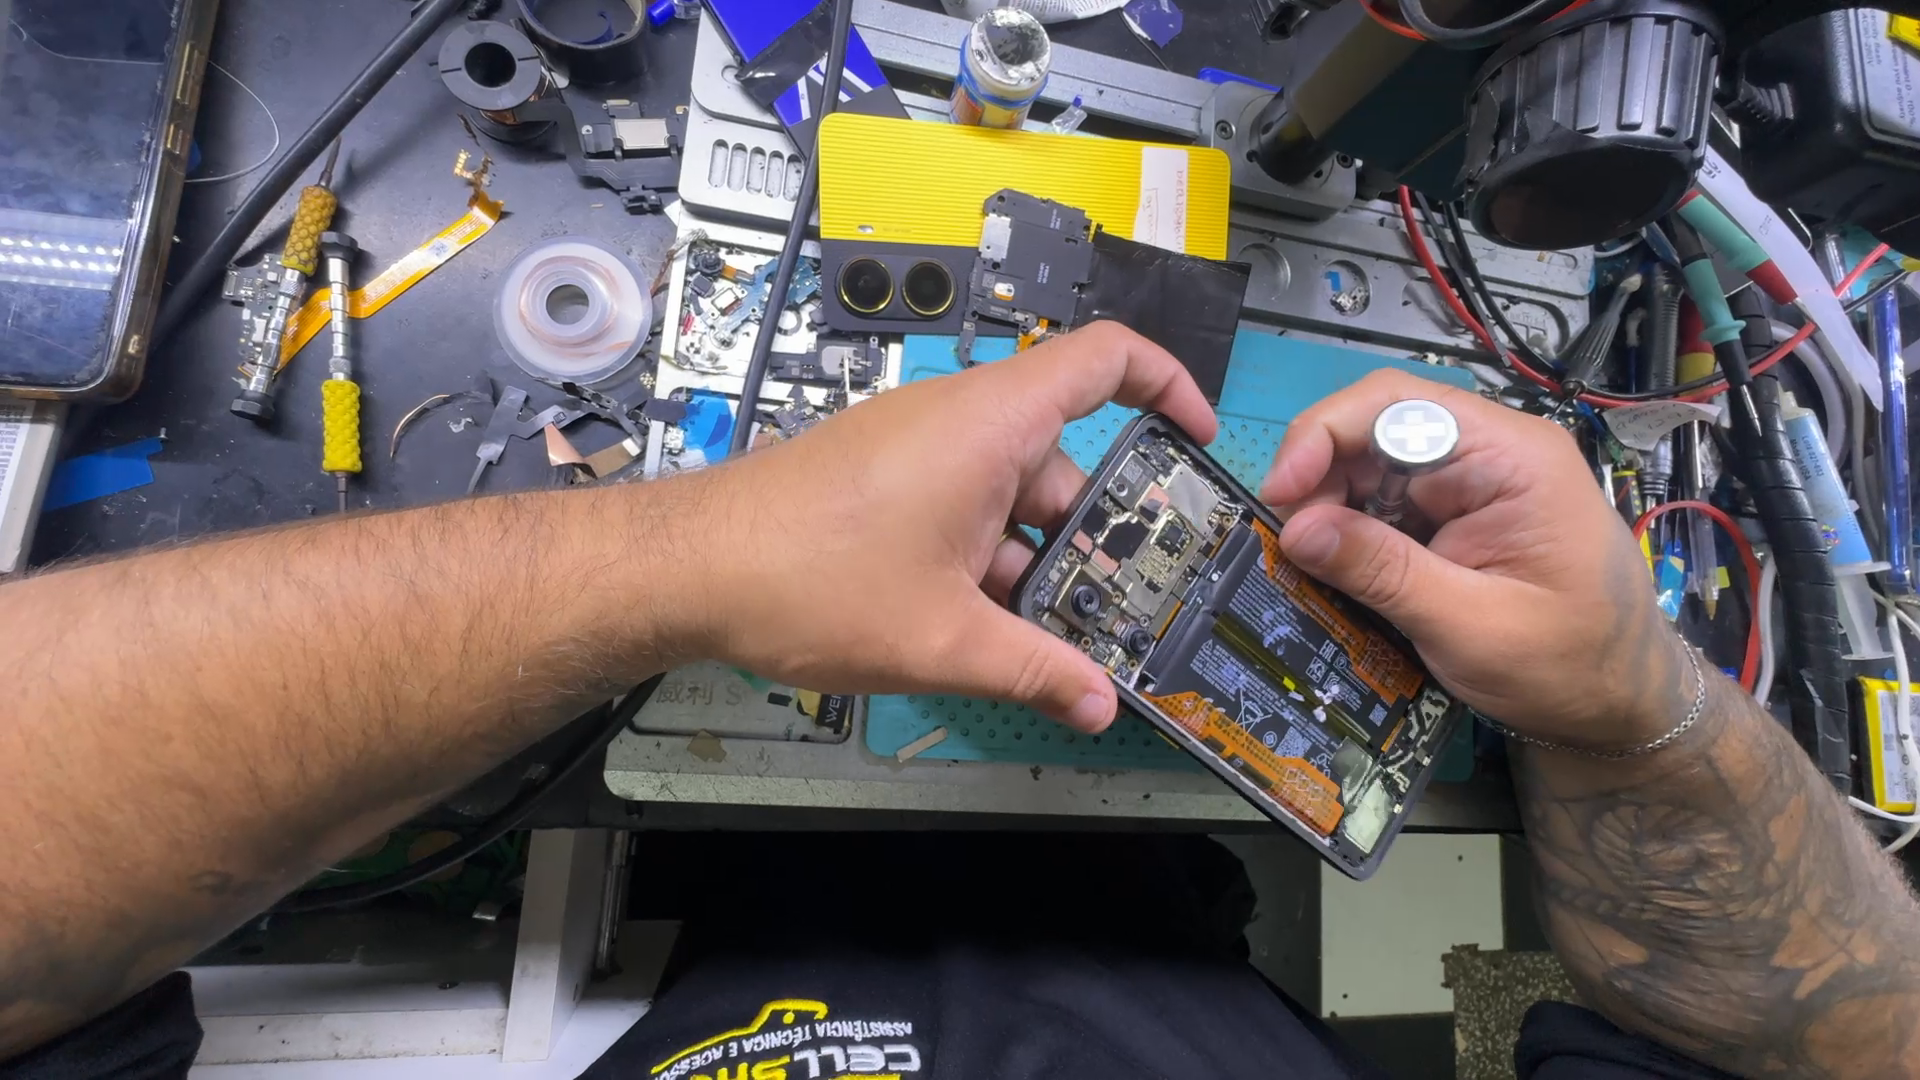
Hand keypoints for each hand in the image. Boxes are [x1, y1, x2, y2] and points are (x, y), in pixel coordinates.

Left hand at [689, 322, 1216, 732]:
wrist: (691, 570)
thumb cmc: (811, 579)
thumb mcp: (942, 639)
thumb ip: (1034, 669)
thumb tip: (1099, 702)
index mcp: (991, 425)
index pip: (1105, 359)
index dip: (1168, 385)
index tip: (1198, 439)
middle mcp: (960, 422)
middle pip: (1065, 459)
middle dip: (1097, 535)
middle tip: (1126, 606)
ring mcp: (922, 451)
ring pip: (1013, 497)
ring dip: (1036, 562)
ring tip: (1053, 636)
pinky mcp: (891, 480)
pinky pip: (967, 508)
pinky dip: (988, 558)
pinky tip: (985, 626)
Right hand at [1260, 370, 1686, 748]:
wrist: (1618, 702)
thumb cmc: (1567, 664)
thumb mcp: (1469, 625)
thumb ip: (1383, 573)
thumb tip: (1295, 530)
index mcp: (1508, 458)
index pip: (1395, 404)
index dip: (1323, 435)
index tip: (1279, 495)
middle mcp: (1482, 452)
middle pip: (1370, 426)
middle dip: (1316, 475)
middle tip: (1290, 538)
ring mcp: (1461, 481)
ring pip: (1362, 463)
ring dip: (1323, 504)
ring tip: (1311, 559)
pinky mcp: (1443, 511)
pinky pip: (1372, 499)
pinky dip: (1340, 527)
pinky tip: (1334, 563)